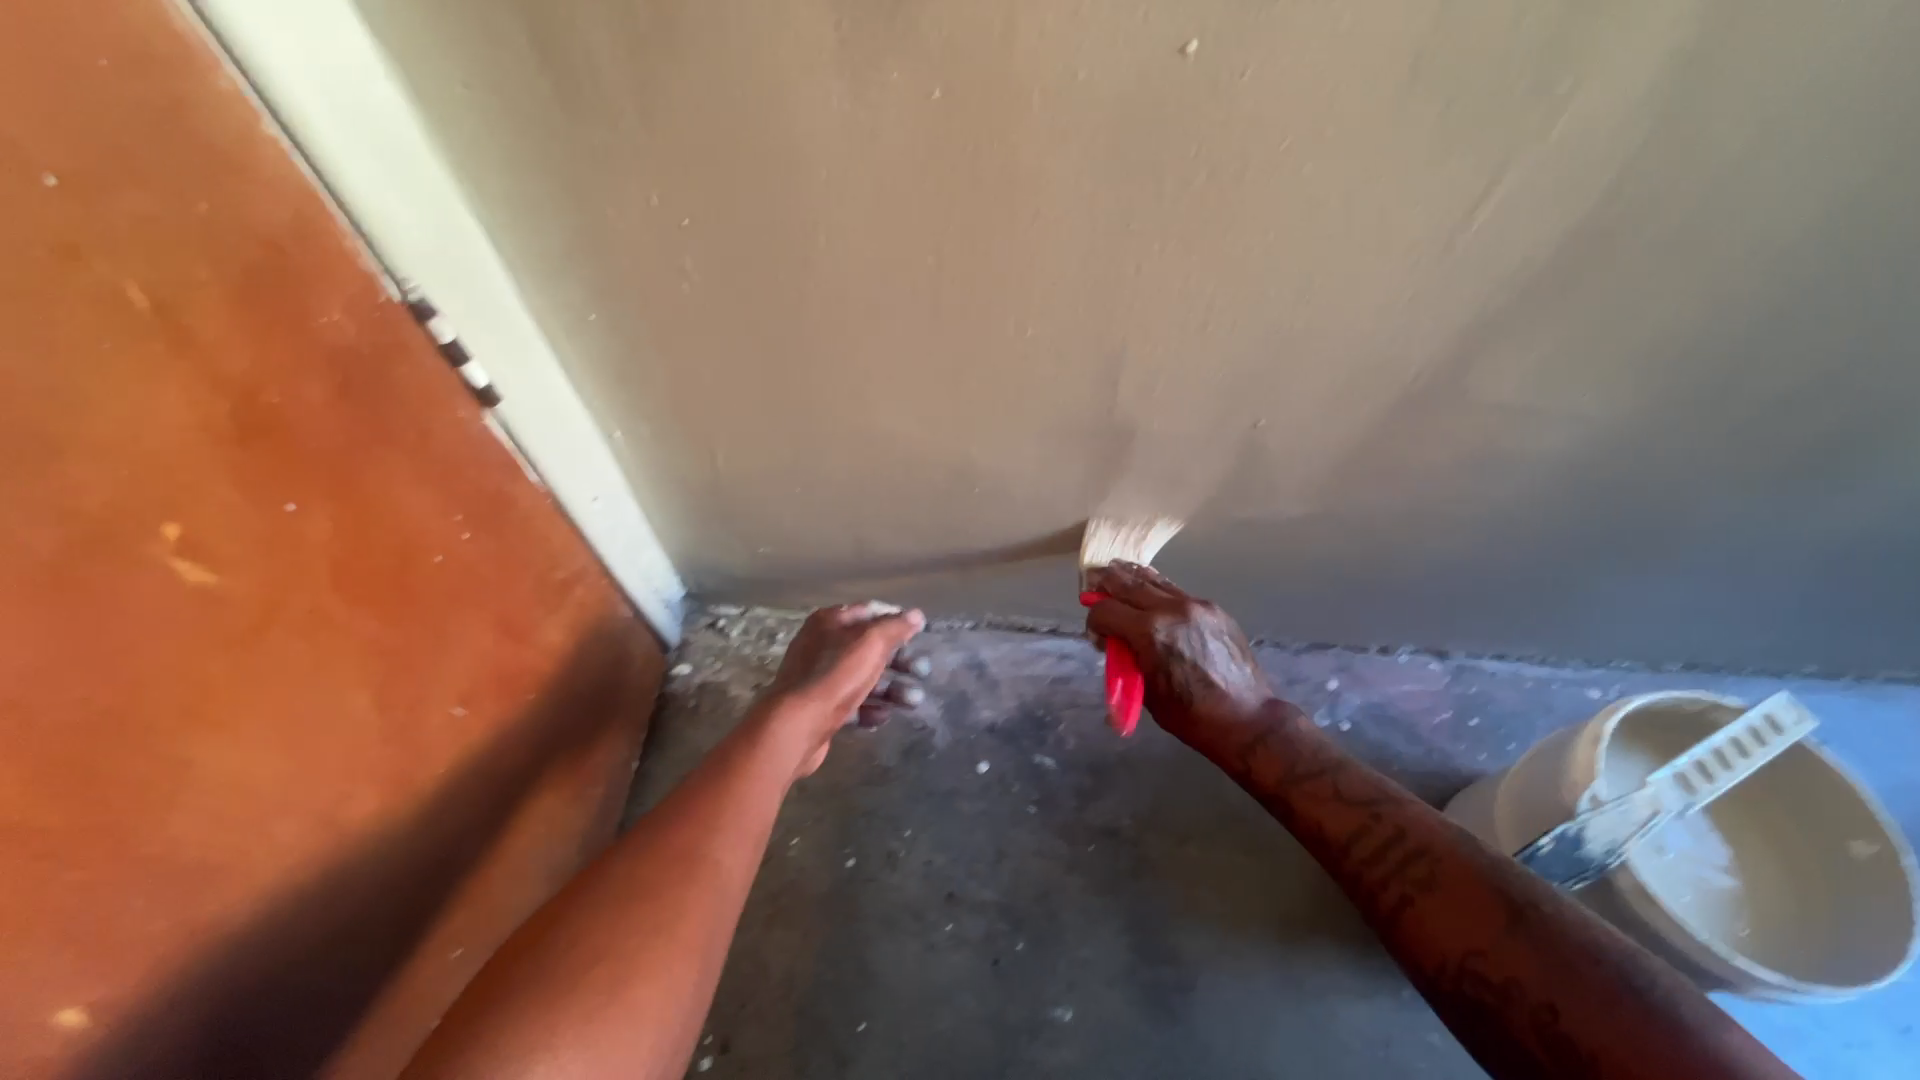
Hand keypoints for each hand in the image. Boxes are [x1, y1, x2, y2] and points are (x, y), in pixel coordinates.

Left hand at [757, 602, 928, 776]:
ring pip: (863, 678)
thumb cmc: (835, 675)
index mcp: (830, 622)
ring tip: (912, 702)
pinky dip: (870, 709)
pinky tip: (883, 717)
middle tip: (923, 672)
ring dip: (891, 689)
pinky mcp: (820, 708)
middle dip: (899, 661)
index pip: (870, 612)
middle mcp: (822, 645)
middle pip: (869, 648)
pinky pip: (852, 705)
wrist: (796, 724)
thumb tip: (916, 615)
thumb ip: (895, 626)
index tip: (920, 634)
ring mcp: (820, 679)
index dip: (896, 621)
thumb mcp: (870, 642)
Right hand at [1083, 563, 1274, 745]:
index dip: (1094, 621)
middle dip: (1106, 582)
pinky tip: (1151, 592)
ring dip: (1132, 577)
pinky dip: (1159, 590)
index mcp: (1149, 633)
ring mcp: (1196, 605)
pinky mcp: (1213, 609)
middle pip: (1128, 584)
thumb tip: (1117, 641)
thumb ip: (1128, 657)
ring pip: (1155, 581)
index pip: (1105, 611)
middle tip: (1093, 580)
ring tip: (1117, 571)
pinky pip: (1177, 592)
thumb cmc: (1190, 714)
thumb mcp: (1145, 689)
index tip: (1096, 634)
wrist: (1245, 717)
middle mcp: (1171, 610)